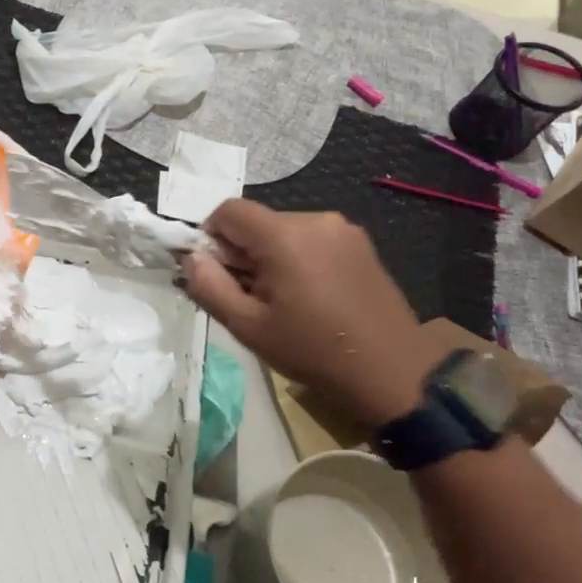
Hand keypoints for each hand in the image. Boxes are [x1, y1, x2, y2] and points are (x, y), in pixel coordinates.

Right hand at [179, 200, 444, 431]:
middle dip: (243, 253)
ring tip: (284, 301)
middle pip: (257, 222)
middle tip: (251, 298)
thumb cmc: (312, 350)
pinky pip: (312, 240)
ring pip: (284, 231)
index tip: (218, 276)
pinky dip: (299, 260)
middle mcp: (315, 220)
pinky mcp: (361, 244)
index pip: (228, 210)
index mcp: (284, 235)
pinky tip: (311, 297)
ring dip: (271, 257)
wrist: (391, 371)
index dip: (212, 238)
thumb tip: (190, 257)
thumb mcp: (247, 326)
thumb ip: (209, 286)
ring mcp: (343, 230)